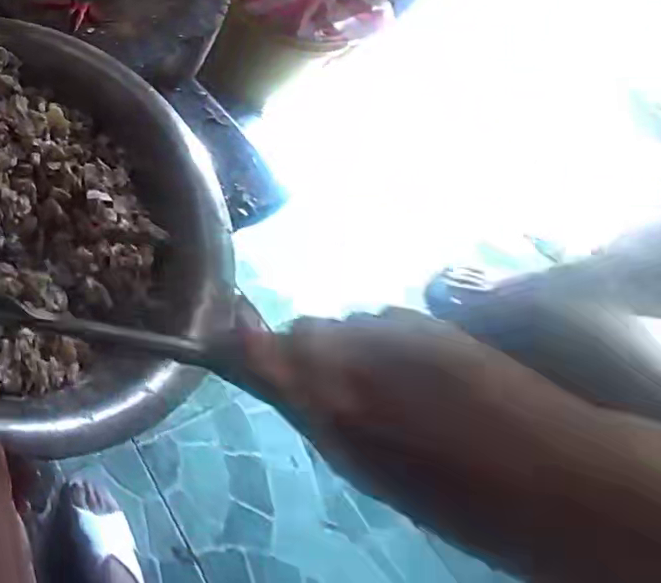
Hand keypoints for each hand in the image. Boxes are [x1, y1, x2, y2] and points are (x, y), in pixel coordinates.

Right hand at [240, 310, 616, 574]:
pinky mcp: (423, 322)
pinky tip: (423, 376)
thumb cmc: (467, 500)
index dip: (238, 348)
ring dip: (353, 350)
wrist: (586, 492)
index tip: (235, 357)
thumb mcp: (370, 468)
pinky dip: (389, 343)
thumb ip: (304, 410)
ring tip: (395, 389)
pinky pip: (379, 321)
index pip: (246, 347)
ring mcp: (384, 329)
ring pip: (340, 327)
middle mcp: (342, 350)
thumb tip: (247, 365)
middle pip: (297, 334)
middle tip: (346, 397)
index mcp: (319, 393)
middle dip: (310, 357)